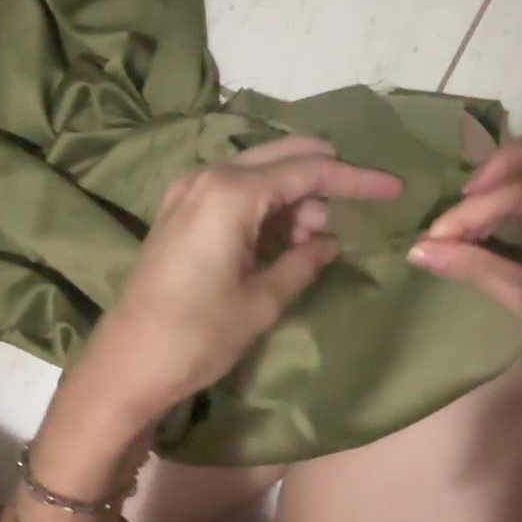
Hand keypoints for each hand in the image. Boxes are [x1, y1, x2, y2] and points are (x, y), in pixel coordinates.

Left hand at [68, 135, 401, 425]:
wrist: (127, 365)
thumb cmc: (198, 336)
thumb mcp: (262, 301)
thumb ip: (303, 260)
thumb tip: (331, 240)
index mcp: (232, 192)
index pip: (309, 170)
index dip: (356, 178)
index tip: (394, 187)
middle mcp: (208, 176)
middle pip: (283, 156)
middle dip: (324, 178)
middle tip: (355, 210)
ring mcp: (188, 190)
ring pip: (259, 172)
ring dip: (294, 195)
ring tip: (311, 240)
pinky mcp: (179, 211)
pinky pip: (235, 191)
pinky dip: (265, 205)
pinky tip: (281, 236)